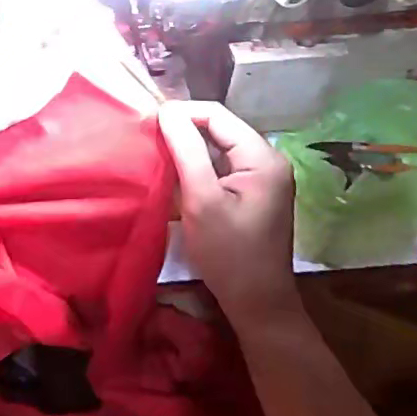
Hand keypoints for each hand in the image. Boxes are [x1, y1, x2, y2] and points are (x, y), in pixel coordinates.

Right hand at [158, 101, 300, 324]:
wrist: (258, 305)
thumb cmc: (229, 254)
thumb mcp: (202, 199)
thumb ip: (186, 150)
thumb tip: (167, 110)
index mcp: (262, 157)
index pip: (216, 115)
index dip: (181, 114)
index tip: (148, 125)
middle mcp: (268, 159)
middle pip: (219, 128)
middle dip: (184, 130)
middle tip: (150, 141)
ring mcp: (262, 177)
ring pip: (218, 147)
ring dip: (189, 149)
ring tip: (158, 156)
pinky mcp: (253, 192)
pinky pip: (222, 166)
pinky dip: (198, 166)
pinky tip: (177, 176)